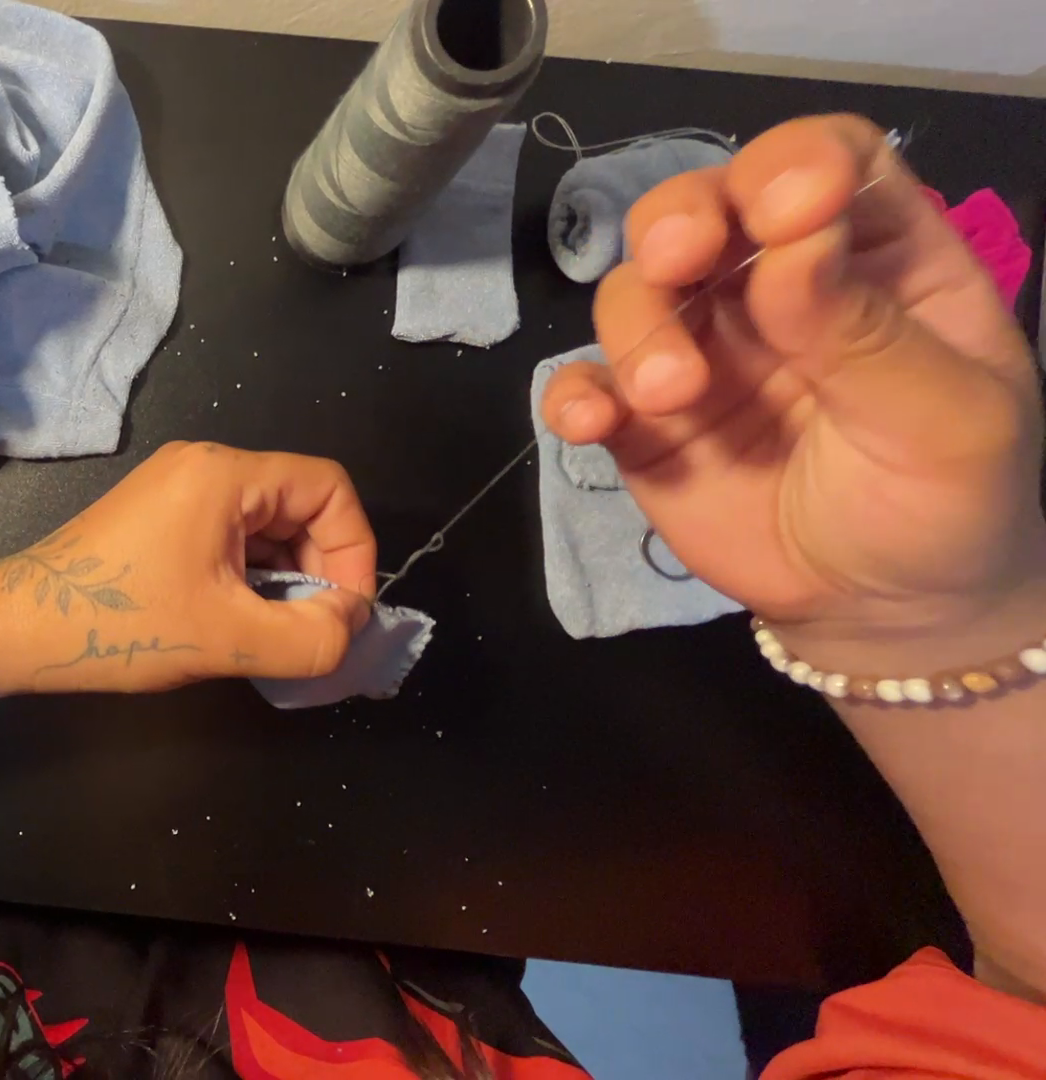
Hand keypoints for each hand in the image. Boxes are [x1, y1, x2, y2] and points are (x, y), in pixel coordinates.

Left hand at [4, 441, 376, 691]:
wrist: (19, 625)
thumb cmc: (121, 625)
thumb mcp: (229, 640)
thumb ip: (313, 637)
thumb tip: (350, 623)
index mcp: (223, 475)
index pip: (328, 488)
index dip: (354, 549)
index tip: (345, 611)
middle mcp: (201, 466)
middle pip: (297, 504)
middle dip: (318, 568)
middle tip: (311, 629)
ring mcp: (174, 488)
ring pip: (263, 524)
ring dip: (282, 577)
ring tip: (273, 630)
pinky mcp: (157, 515)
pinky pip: (227, 534)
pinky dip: (248, 574)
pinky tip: (238, 617)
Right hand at [539, 115, 1045, 656]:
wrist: (869, 605)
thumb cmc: (942, 501)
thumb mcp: (945, 417)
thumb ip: (866, 333)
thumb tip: (786, 251)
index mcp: (870, 264)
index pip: (822, 167)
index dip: (790, 166)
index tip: (784, 213)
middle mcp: (764, 296)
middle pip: (697, 214)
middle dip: (676, 223)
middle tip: (680, 263)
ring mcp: (690, 357)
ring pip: (628, 297)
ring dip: (634, 330)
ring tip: (670, 398)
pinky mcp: (632, 422)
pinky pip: (579, 387)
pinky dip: (571, 397)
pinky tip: (588, 425)